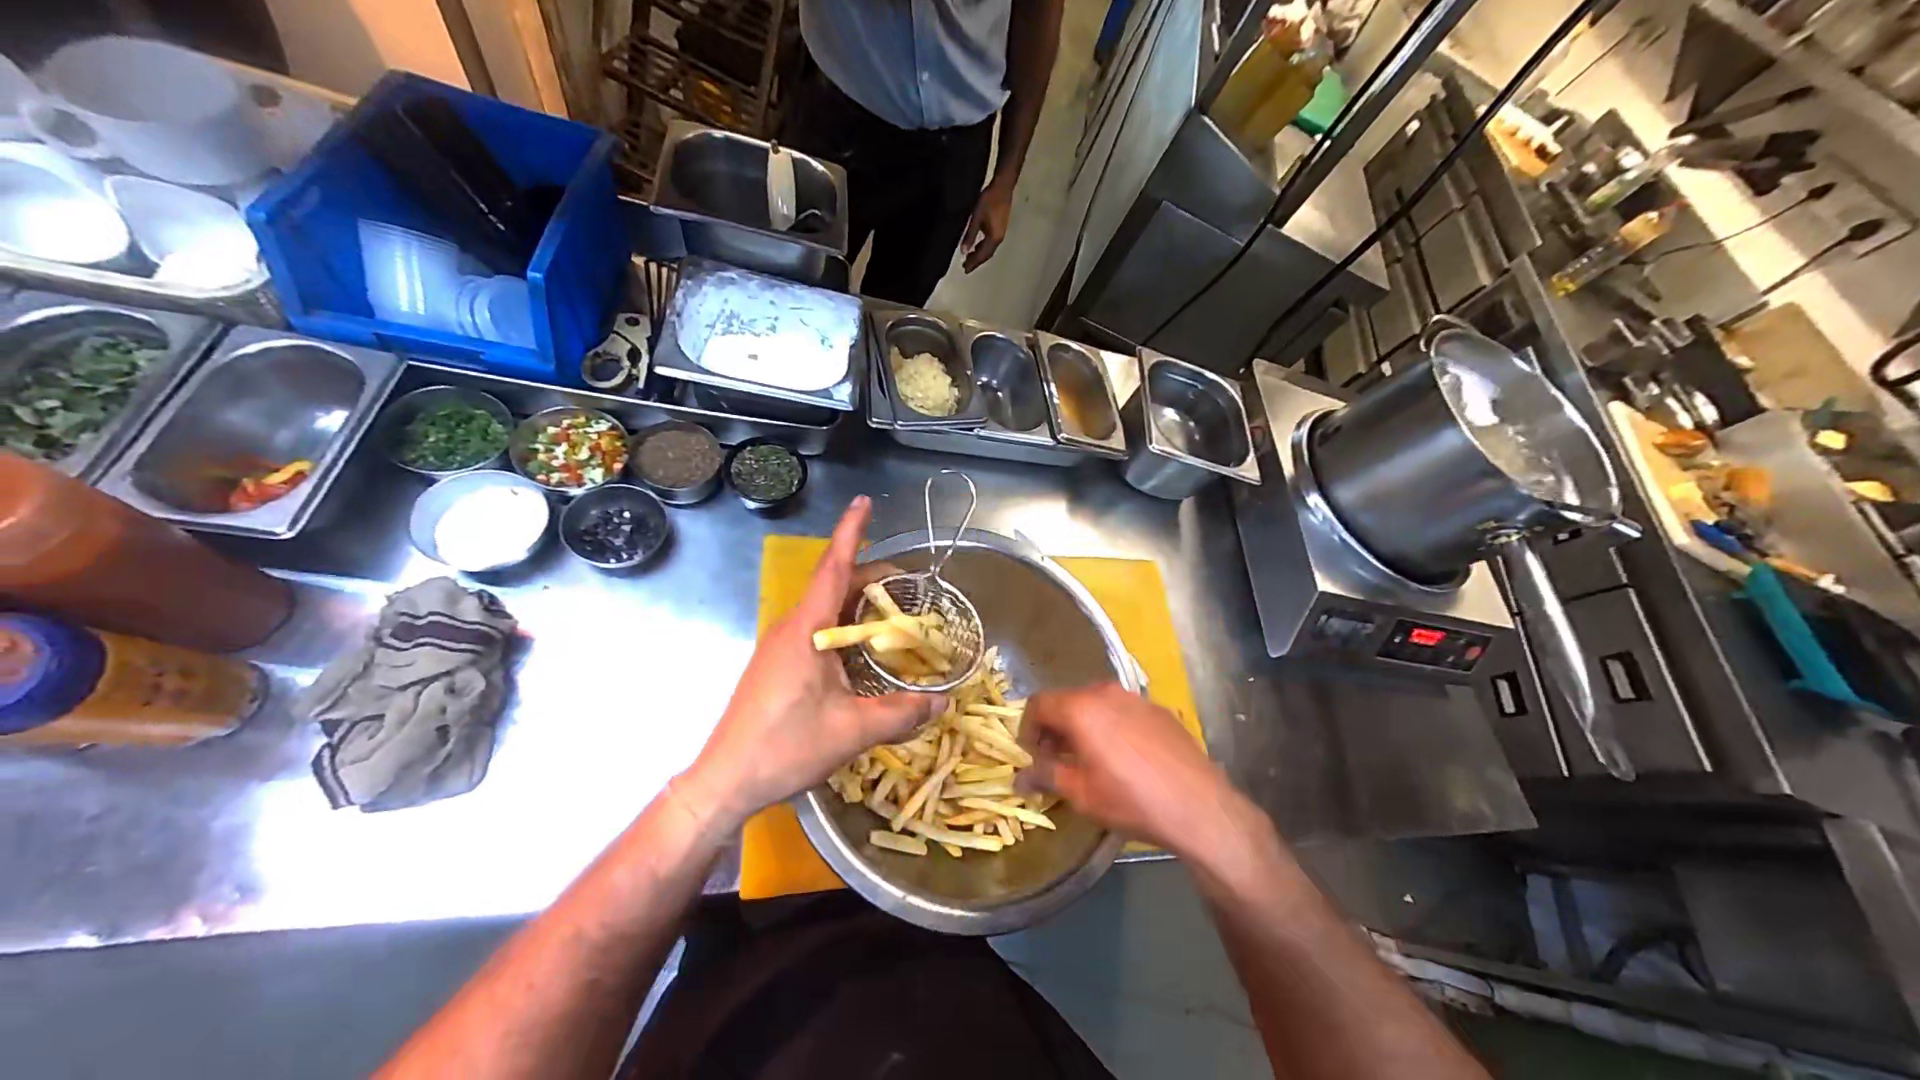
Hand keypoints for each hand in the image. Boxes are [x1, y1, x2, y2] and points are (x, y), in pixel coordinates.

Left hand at [679, 497, 945, 826]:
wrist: (727, 779)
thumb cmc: (786, 747)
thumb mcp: (853, 730)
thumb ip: (901, 713)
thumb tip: (941, 703)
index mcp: (806, 630)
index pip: (833, 569)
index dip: (851, 533)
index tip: (864, 503)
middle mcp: (790, 628)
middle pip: (833, 586)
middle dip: (869, 576)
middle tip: (906, 583)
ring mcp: (779, 646)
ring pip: (824, 610)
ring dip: (856, 603)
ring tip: (891, 613)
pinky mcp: (776, 665)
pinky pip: (815, 631)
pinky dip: (843, 627)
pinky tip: (861, 650)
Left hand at [962, 179, 1013, 271]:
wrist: (1003, 187)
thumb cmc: (988, 201)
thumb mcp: (976, 218)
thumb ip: (970, 235)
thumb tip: (963, 251)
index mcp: (993, 238)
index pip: (982, 255)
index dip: (973, 263)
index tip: (965, 270)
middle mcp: (999, 238)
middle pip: (987, 254)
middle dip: (977, 261)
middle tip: (965, 267)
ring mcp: (1001, 233)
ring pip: (989, 249)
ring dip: (980, 255)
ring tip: (969, 258)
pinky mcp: (1000, 228)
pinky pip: (991, 243)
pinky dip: (983, 247)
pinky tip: (976, 246)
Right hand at [1022, 684, 1270, 865]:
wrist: (1198, 806)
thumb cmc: (1131, 800)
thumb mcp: (1081, 794)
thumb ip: (1045, 776)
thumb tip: (1020, 778)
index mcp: (1080, 708)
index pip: (1038, 704)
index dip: (1027, 729)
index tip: (1032, 756)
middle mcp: (1106, 693)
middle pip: (1067, 701)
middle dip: (1055, 728)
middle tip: (1056, 760)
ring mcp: (1136, 699)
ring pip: (1096, 705)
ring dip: (1084, 726)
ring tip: (1089, 760)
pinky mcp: (1159, 711)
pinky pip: (1123, 712)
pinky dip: (1111, 727)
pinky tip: (1124, 759)